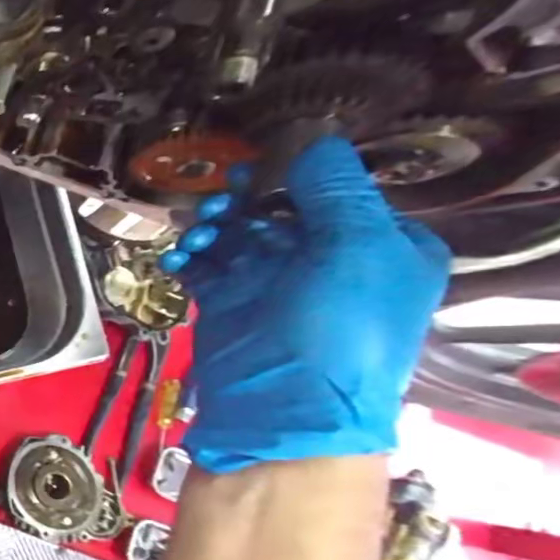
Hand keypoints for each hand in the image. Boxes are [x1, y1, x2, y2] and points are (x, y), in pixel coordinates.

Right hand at [171, 136, 449, 471]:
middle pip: (279, 207)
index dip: (298, 171)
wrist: (282, 417)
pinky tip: (181, 256)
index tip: (262, 160)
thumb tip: (314, 142)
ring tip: (199, 231)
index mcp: (378, 246)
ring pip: (237, 233)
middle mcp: (325, 261)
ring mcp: (272, 284)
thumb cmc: (334, 332)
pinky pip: (206, 265)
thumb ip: (334, 189)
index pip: (336, 190)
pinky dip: (191, 255)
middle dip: (246, 197)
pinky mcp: (230, 304)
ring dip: (214, 224)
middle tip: (220, 196)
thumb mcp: (355, 251)